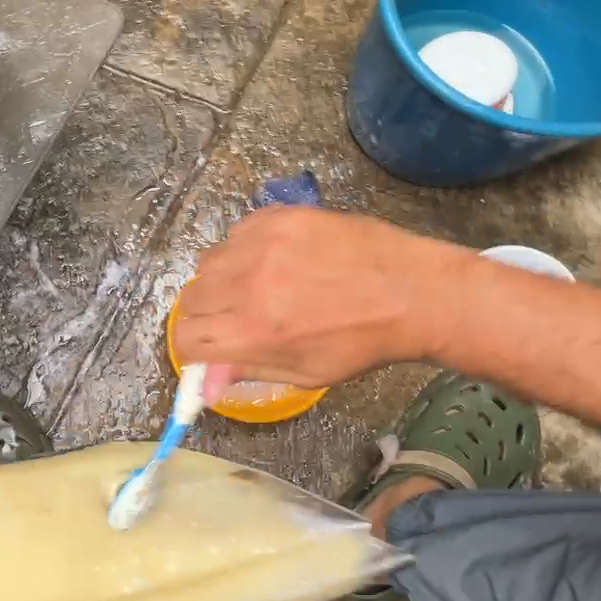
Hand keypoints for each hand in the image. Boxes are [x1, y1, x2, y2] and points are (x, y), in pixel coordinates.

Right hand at [176, 207, 473, 388]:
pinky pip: (234, 233)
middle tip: (238, 312)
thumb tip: (202, 382)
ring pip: (207, 263)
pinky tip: (277, 257)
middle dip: (207, 311)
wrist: (415, 292)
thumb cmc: (362, 342)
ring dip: (223, 276)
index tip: (211, 341)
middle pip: (189, 298)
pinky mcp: (277, 218)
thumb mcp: (305, 374)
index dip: (195, 344)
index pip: (185, 338)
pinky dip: (245, 246)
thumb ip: (247, 371)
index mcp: (253, 334)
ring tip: (258, 281)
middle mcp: (247, 288)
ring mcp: (261, 247)